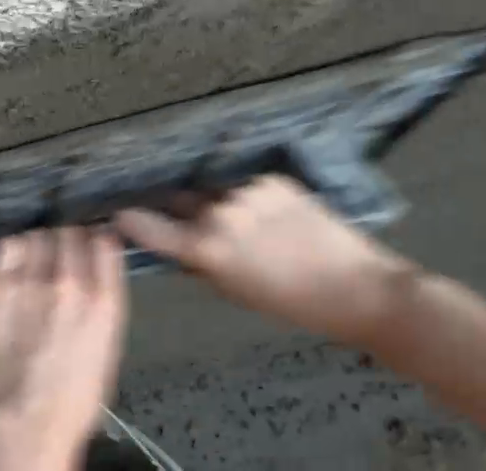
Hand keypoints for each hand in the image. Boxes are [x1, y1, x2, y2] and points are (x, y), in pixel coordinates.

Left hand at [0, 226, 126, 468]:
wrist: (28, 410)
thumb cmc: (75, 393)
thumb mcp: (106, 345)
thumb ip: (98, 303)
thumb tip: (90, 274)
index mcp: (105, 302)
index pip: (102, 243)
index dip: (94, 237)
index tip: (89, 238)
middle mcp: (69, 281)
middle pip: (67, 232)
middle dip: (65, 237)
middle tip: (58, 248)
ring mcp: (29, 278)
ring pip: (35, 235)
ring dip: (37, 241)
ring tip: (34, 255)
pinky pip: (5, 245)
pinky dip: (11, 247)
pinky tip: (12, 260)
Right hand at [114, 174, 414, 343]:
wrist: (368, 293)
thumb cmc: (294, 304)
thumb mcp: (233, 290)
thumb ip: (195, 261)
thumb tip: (167, 241)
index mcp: (204, 247)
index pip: (138, 220)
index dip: (126, 218)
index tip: (118, 214)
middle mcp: (217, 213)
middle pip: (176, 199)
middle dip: (176, 208)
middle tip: (187, 218)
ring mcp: (245, 192)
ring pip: (211, 189)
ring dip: (215, 200)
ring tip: (240, 218)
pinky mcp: (271, 180)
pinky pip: (243, 183)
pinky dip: (248, 196)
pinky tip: (269, 213)